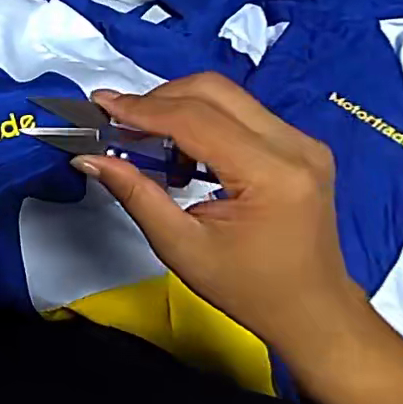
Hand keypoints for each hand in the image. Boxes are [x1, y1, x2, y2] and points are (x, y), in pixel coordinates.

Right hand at [72, 73, 368, 357]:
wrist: (313, 312)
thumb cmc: (247, 288)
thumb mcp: (179, 246)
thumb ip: (134, 193)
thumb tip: (88, 157)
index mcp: (272, 175)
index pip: (195, 120)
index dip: (141, 109)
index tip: (99, 104)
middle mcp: (295, 146)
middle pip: (212, 91)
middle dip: (156, 99)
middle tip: (119, 122)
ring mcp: (302, 141)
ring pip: (224, 94)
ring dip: (176, 106)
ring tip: (145, 137)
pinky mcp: (298, 144)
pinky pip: (237, 110)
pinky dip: (198, 117)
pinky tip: (180, 150)